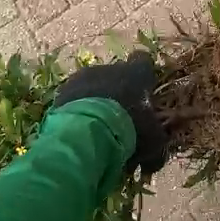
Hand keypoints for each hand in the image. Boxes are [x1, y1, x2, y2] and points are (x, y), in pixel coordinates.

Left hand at [53, 52, 167, 174]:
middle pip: (116, 73)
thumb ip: (155, 141)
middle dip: (117, 91)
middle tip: (118, 117)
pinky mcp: (64, 89)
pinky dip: (77, 108)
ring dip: (96, 99)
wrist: (87, 133)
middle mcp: (111, 67)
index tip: (142, 92)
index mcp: (136, 72)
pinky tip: (78, 129)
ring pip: (93, 84)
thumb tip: (155, 159)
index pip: (143, 61)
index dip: (143, 77)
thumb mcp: (153, 141)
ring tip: (95, 126)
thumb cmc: (128, 130)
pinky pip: (74, 96)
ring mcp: (85, 76)